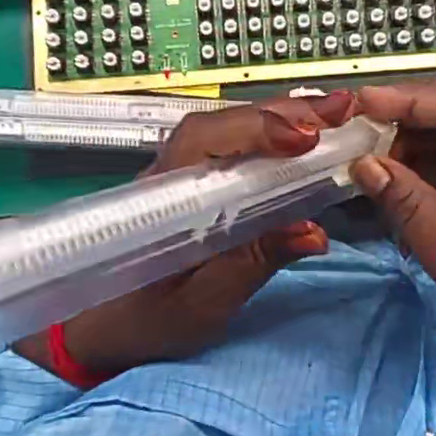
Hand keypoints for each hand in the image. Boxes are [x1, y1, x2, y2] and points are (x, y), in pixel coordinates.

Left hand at [13, 91, 354, 382]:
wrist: (92, 327)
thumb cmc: (139, 321)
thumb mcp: (199, 307)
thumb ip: (250, 265)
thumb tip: (314, 232)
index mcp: (161, 198)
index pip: (204, 143)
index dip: (256, 131)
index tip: (306, 138)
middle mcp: (166, 174)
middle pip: (221, 125)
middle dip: (282, 113)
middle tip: (343, 108)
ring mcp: (175, 177)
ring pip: (226, 132)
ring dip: (279, 121)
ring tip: (333, 116)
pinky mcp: (187, 187)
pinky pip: (228, 151)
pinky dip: (267, 140)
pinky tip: (300, 141)